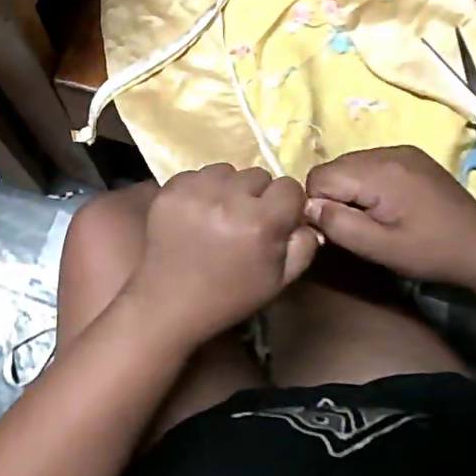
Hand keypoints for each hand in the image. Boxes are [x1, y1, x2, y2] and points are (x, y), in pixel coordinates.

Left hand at [124, 164, 317, 346]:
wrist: (169, 305)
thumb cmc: (231, 296)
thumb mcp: (281, 281)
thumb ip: (304, 245)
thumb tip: (306, 217)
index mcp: (261, 223)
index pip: (289, 186)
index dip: (286, 204)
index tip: (276, 221)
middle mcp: (229, 199)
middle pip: (258, 175)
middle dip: (257, 195)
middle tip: (244, 221)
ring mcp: (196, 192)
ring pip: (227, 170)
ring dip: (228, 188)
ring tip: (219, 214)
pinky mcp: (170, 190)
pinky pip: (198, 174)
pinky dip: (201, 189)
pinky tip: (197, 214)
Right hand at [303, 146, 475, 292]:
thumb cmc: (431, 251)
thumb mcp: (380, 248)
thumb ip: (339, 225)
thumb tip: (308, 207)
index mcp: (378, 171)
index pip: (319, 177)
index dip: (319, 206)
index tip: (338, 231)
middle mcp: (387, 151)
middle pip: (334, 168)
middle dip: (335, 197)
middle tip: (357, 228)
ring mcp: (401, 150)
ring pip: (351, 165)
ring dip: (351, 191)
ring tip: (373, 219)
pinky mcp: (412, 156)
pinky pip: (372, 164)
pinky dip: (369, 184)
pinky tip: (388, 207)